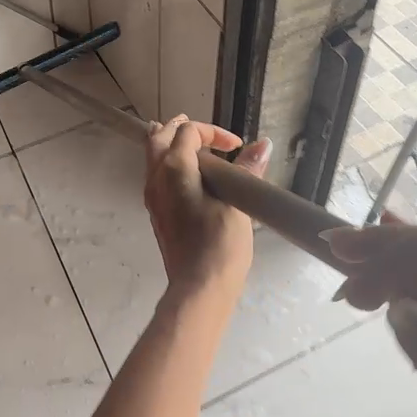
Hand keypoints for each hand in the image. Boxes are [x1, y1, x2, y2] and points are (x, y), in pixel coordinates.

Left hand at [142, 116, 270, 302]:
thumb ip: (245, 171)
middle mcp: (156, 178)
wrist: (198, 288)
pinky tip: (187, 176)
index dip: (213, 131)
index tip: (236, 147)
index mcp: (173, 168)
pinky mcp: (157, 215)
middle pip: (159, 138)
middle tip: (202, 131)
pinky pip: (156, 177)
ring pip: (153, 158)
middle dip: (180, 129)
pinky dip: (169, 165)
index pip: (187, 131)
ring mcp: (153, 198)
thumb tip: (263, 145)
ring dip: (171, 146)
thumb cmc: (219, 243)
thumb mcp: (236, 204)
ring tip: (190, 145)